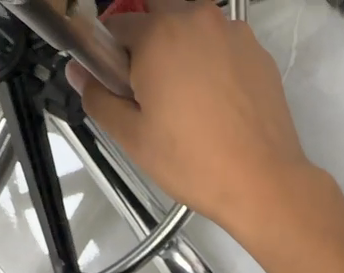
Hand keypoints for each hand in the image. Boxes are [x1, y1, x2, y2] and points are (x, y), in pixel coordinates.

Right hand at [69, 0, 318, 235]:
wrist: (263, 183)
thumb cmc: (196, 164)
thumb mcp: (134, 139)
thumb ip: (99, 98)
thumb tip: (80, 74)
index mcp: (159, 33)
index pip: (117, 24)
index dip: (112, 56)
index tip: (119, 87)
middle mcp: (198, 19)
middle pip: (158, 15)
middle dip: (148, 46)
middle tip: (153, 95)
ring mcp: (234, 33)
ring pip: (194, 31)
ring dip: (183, 55)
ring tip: (188, 107)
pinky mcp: (258, 54)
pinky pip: (224, 48)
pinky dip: (214, 67)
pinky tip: (217, 109)